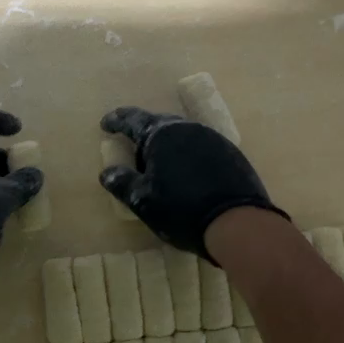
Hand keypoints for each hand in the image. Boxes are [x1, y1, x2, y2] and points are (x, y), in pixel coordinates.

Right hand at [97, 106, 285, 262]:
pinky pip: (200, 148)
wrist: (237, 223)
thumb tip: (107, 172)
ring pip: (182, 136)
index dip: (117, 121)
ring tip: (160, 166)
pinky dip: (187, 156)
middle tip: (134, 152)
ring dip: (167, 146)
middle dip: (143, 136)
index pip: (133, 120)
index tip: (106, 124)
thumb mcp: (143, 201)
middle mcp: (187, 129)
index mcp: (161, 135)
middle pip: (159, 125)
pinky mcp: (231, 154)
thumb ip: (122, 183)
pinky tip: (187, 174)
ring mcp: (213, 139)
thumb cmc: (181, 210)